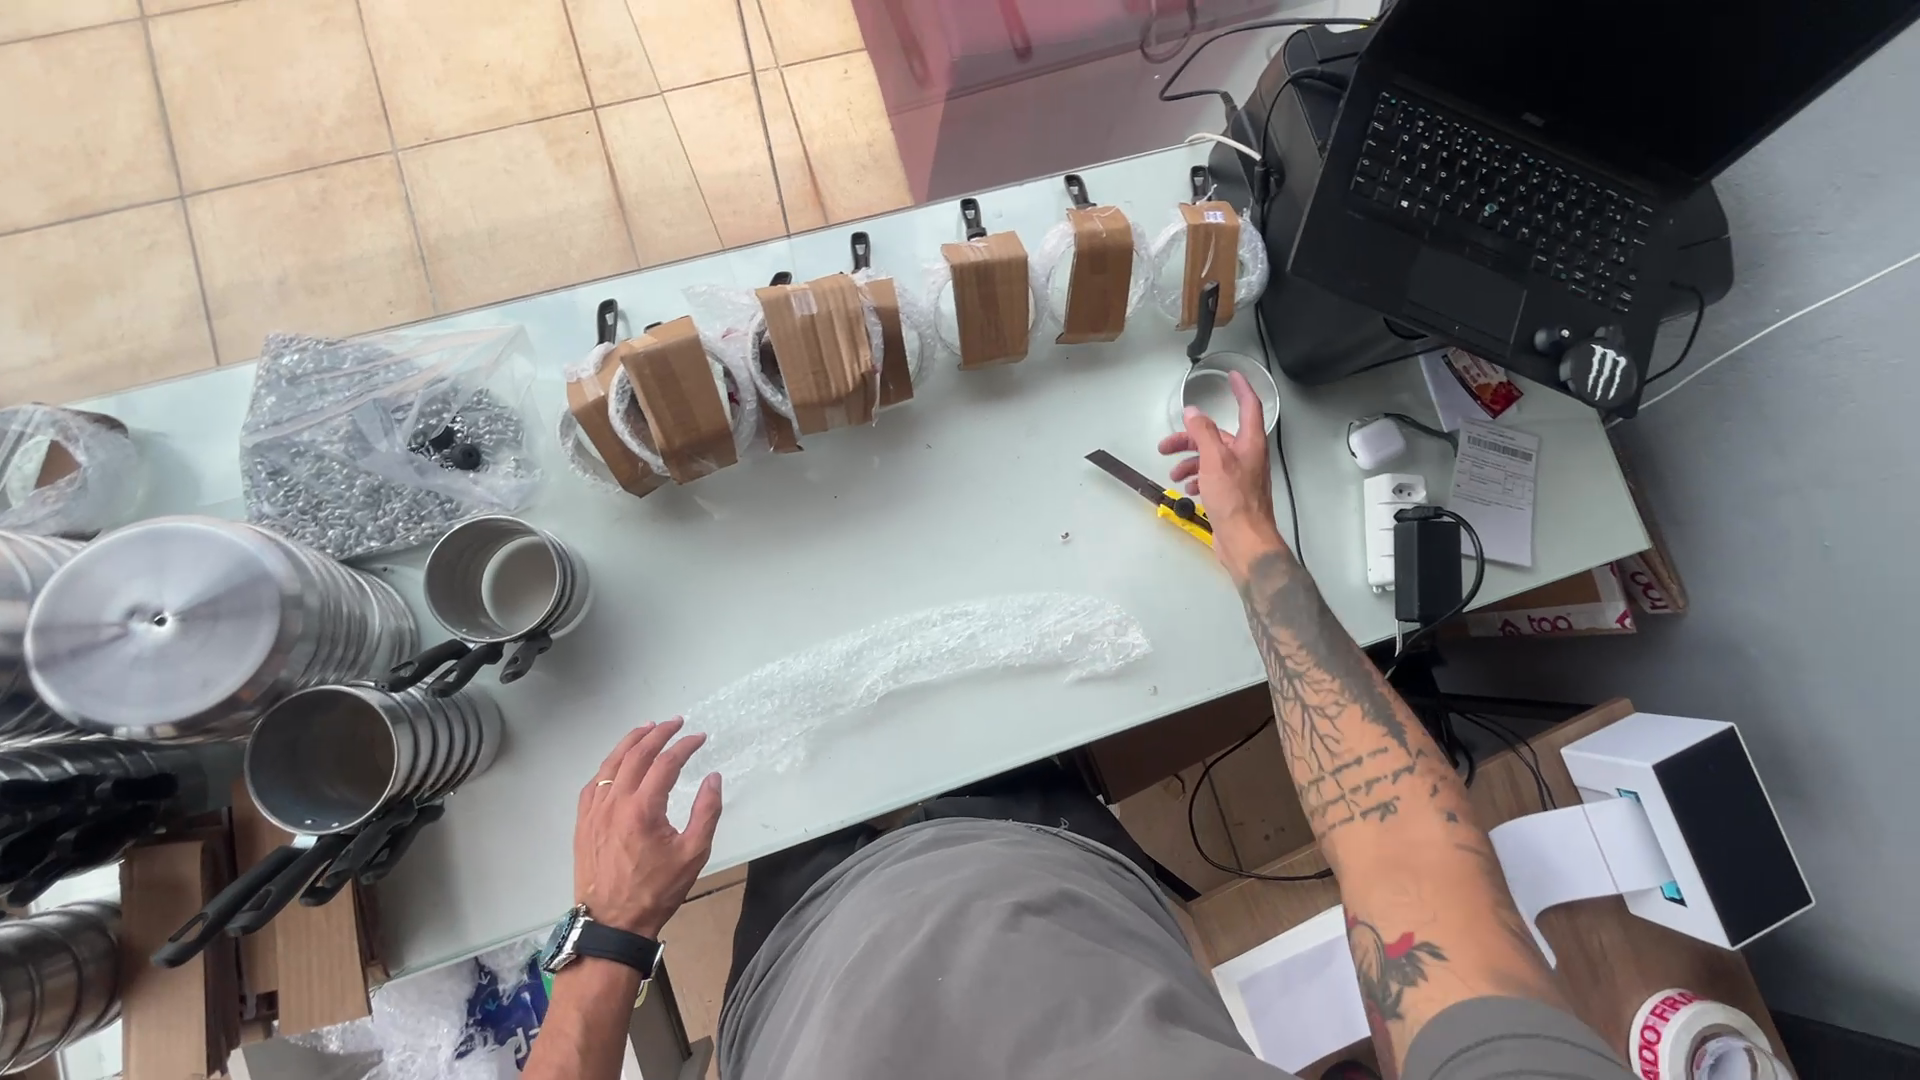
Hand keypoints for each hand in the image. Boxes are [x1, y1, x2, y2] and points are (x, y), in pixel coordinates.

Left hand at [573, 719, 721, 939]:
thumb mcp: (693, 853)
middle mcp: (615, 803)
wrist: (612, 924)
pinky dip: (608, 766)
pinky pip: (593, 784)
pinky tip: (617, 763)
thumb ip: (707, 811)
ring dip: (631, 742)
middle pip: (636, 755)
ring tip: (647, 729)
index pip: (666, 763)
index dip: (685, 745)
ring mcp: (594, 812)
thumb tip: (713, 778)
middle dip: (658, 733)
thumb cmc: (656, 890)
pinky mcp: (583, 824)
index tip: (700, 737)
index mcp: (643, 809)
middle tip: (676, 723)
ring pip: (611, 764)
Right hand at [1157, 370, 1284, 570]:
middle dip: (1191, 438)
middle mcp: (1247, 456)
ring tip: (1173, 473)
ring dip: (1189, 462)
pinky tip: (1186, 488)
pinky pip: (1211, 477)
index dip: (1241, 389)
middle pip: (1217, 436)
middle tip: (1167, 445)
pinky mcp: (1232, 494)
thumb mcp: (1214, 460)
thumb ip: (1203, 433)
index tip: (1232, 376)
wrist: (1244, 540)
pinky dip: (1196, 478)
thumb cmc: (1235, 500)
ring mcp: (1240, 476)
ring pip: (1211, 458)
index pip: (1249, 406)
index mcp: (1249, 443)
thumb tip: (1193, 413)